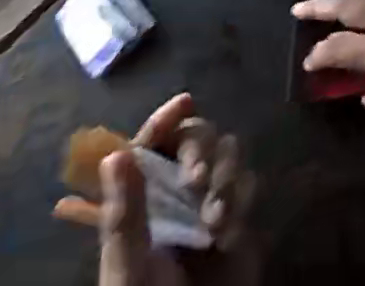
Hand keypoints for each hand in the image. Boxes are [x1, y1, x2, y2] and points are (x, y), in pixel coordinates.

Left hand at [53, 93, 257, 285]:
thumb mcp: (127, 263)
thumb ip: (123, 211)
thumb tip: (115, 153)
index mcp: (143, 194)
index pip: (153, 141)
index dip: (165, 119)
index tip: (184, 102)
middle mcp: (177, 188)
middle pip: (197, 134)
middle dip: (200, 149)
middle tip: (193, 181)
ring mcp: (209, 198)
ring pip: (228, 152)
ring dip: (224, 177)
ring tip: (212, 221)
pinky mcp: (239, 212)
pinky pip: (249, 183)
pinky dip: (240, 202)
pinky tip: (226, 235)